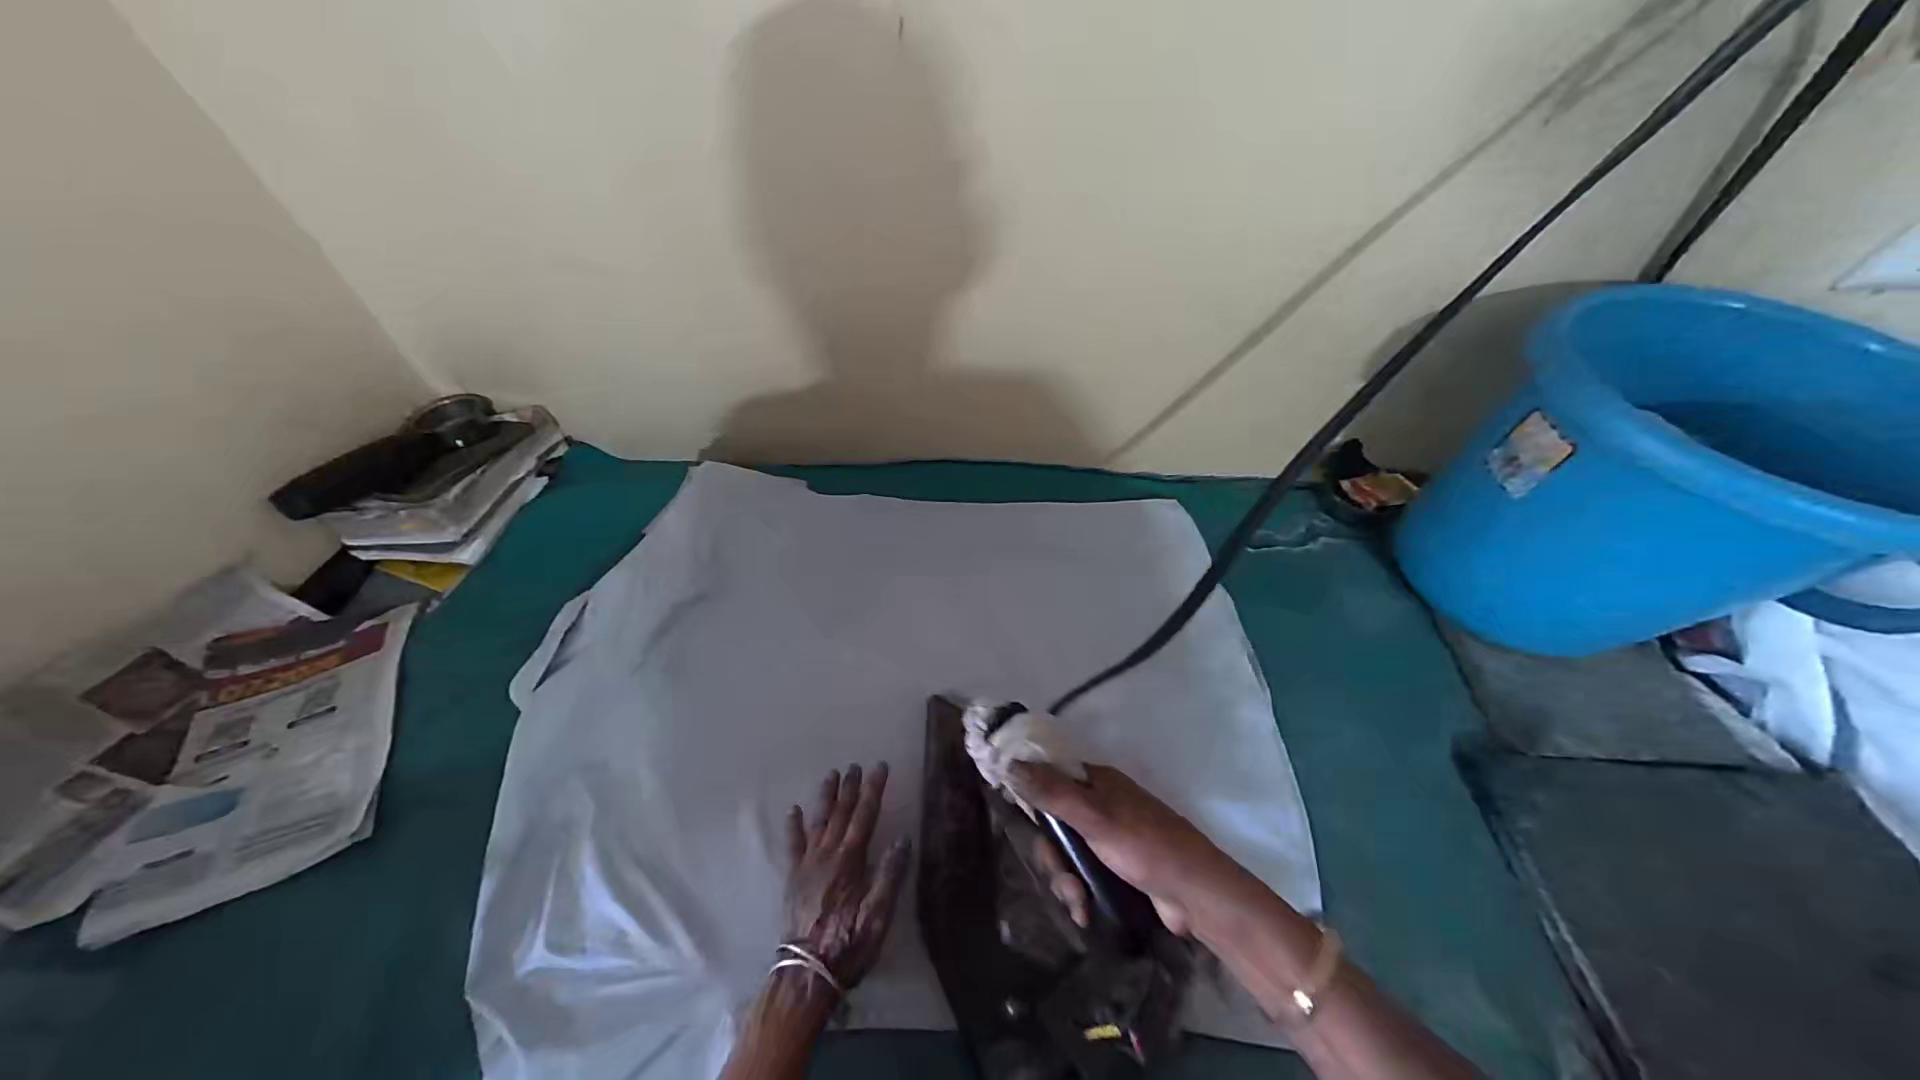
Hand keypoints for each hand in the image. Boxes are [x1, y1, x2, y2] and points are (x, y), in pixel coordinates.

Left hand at [783, 762, 910, 987]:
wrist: (806, 973)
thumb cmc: (848, 944)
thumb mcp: (878, 915)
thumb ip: (890, 875)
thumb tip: (903, 839)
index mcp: (850, 861)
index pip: (865, 816)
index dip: (874, 790)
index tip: (879, 768)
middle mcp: (827, 855)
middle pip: (841, 813)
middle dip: (850, 788)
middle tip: (855, 765)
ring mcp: (806, 865)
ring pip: (818, 822)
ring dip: (826, 797)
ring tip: (831, 775)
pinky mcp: (792, 878)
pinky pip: (792, 845)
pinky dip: (794, 826)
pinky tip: (794, 810)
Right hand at [1009, 760, 1249, 936]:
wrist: (1195, 895)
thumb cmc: (1145, 845)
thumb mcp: (1094, 817)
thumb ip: (1051, 792)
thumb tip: (1009, 763)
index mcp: (1096, 783)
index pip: (1047, 778)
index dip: (1030, 799)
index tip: (1018, 821)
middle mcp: (1099, 805)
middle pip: (1053, 825)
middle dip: (1052, 857)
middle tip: (1063, 879)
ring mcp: (1107, 838)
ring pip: (1065, 854)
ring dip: (1065, 882)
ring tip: (1079, 904)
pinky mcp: (1114, 868)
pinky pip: (1081, 875)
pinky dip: (1079, 893)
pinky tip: (1085, 913)